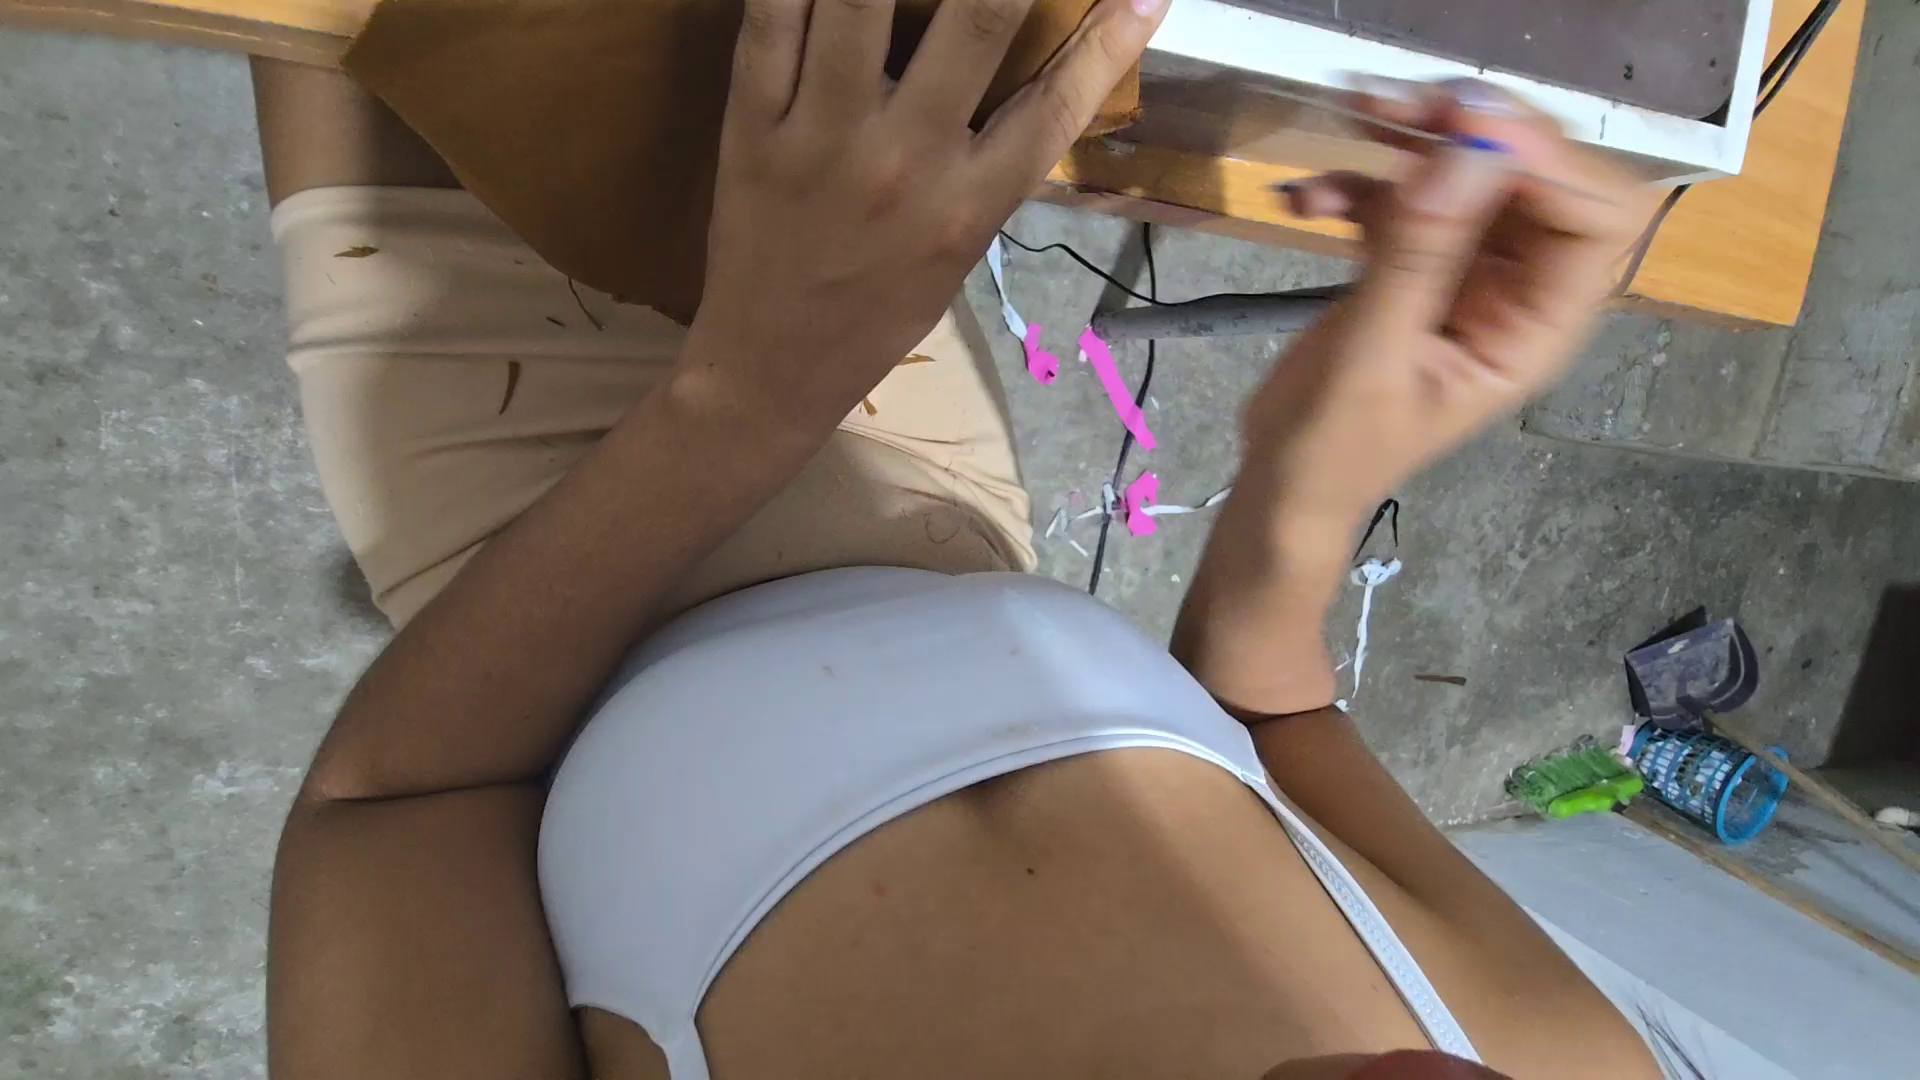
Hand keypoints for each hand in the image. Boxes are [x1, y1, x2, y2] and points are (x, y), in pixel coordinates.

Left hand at [681, 0, 1167, 423]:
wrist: (773, 368)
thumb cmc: (871, 326)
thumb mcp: (949, 266)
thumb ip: (982, 182)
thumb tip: (1016, 100)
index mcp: (964, 212)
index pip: (1053, 110)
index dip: (1107, 41)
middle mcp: (905, 163)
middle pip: (978, 18)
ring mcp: (823, 137)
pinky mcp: (752, 124)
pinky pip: (771, 14)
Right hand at [1246, 83, 1656, 535]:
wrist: (1284, 483)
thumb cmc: (1334, 450)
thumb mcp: (1371, 362)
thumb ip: (1416, 261)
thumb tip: (1465, 151)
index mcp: (1536, 327)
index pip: (1591, 214)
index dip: (1542, 159)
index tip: (1457, 129)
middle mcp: (1514, 290)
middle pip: (1527, 179)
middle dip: (1465, 132)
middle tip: (1390, 101)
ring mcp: (1458, 277)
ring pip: (1457, 180)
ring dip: (1401, 148)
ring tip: (1344, 124)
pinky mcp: (1405, 273)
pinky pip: (1397, 206)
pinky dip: (1354, 191)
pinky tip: (1302, 199)